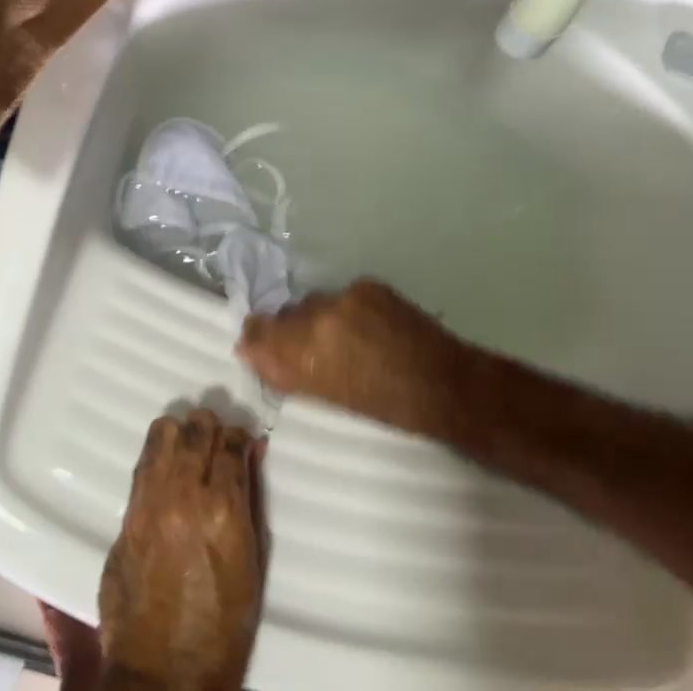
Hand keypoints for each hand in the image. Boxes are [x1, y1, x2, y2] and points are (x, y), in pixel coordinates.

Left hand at [99, 410, 263, 690]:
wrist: (164, 669)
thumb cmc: (223, 625)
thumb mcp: (252, 562)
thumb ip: (250, 501)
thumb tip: (251, 455)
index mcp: (223, 511)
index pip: (231, 446)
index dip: (238, 438)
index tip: (240, 440)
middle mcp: (184, 497)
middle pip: (193, 433)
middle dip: (207, 428)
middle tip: (213, 435)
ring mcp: (149, 506)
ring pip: (160, 438)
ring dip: (177, 434)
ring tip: (185, 443)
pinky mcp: (125, 520)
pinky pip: (140, 469)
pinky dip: (155, 457)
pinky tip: (164, 464)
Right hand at [237, 279, 472, 434]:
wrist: (442, 384)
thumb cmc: (383, 405)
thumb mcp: (325, 394)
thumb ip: (285, 369)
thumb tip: (250, 350)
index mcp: (303, 352)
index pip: (258, 333)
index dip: (254, 337)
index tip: (254, 343)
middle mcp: (316, 318)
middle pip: (283, 316)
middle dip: (289, 330)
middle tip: (307, 347)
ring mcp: (343, 297)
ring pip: (313, 302)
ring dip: (318, 317)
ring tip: (342, 337)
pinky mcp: (366, 285)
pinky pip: (342, 295)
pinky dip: (347, 309)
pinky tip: (366, 326)